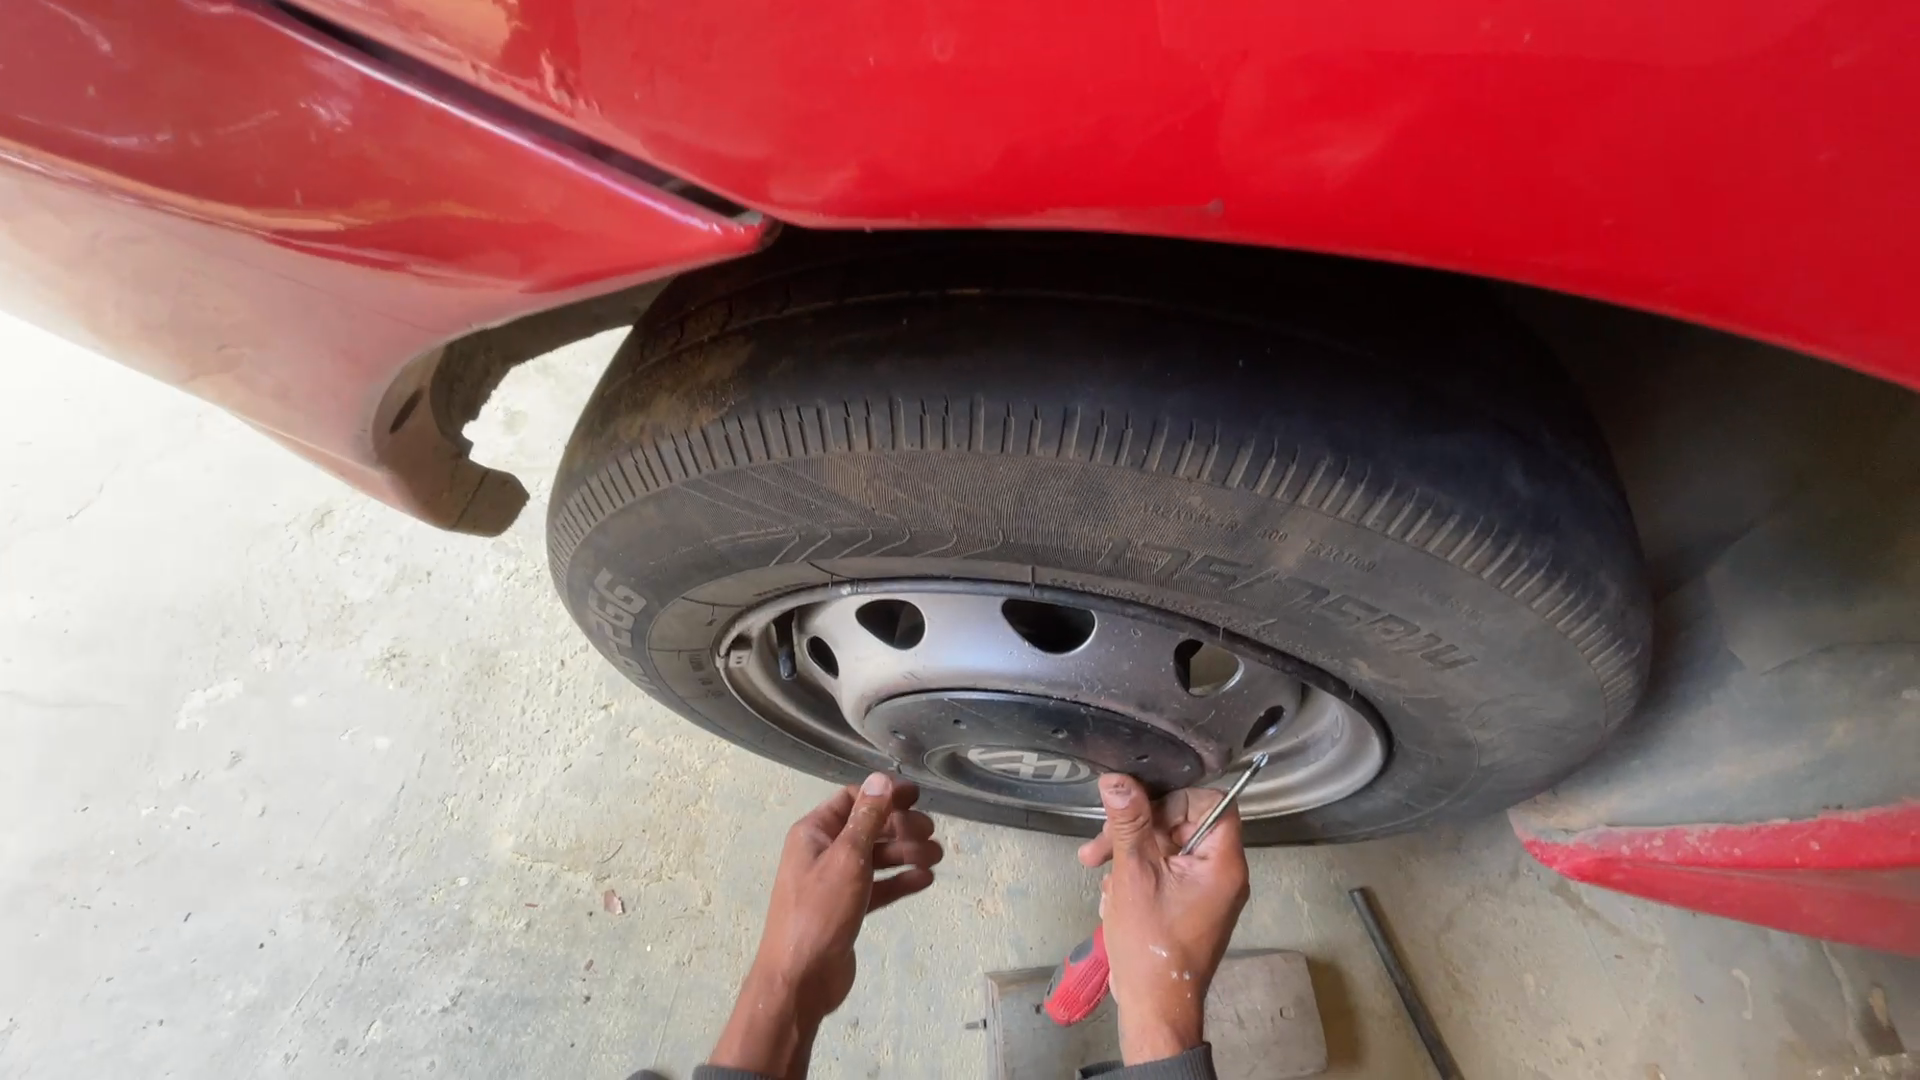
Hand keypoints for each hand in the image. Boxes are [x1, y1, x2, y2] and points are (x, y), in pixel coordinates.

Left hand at [709, 773, 941, 1077]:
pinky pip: (878, 886)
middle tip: (931, 833)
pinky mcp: (847, 909)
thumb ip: (867, 817)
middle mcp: (823, 851)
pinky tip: (925, 879)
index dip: (885, 795)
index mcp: (815, 832)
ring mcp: (835, 882)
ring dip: (906, 853)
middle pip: (869, 827)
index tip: (917, 797)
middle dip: (901, 826)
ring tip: (936, 857)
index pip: (854, 799)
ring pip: (876, 857)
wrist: (799, 981)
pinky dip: (900, 880)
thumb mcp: (847, 857)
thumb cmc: (820, 911)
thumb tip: (881, 778)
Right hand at [1078, 774, 1248, 1064]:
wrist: (1154, 1007)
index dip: (1176, 799)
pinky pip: (1162, 867)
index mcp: (1221, 862)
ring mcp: (1203, 888)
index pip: (1212, 803)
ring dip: (1127, 850)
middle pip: (1180, 822)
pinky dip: (1134, 871)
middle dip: (1135, 828)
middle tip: (1100, 842)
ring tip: (1094, 865)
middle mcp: (1219, 872)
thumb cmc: (1151, 942)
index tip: (1142, 809)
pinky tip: (1111, 890)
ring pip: (1164, 844)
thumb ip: (1128, 822)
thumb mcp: (1134, 873)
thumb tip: (1116, 779)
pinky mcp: (1186, 901)